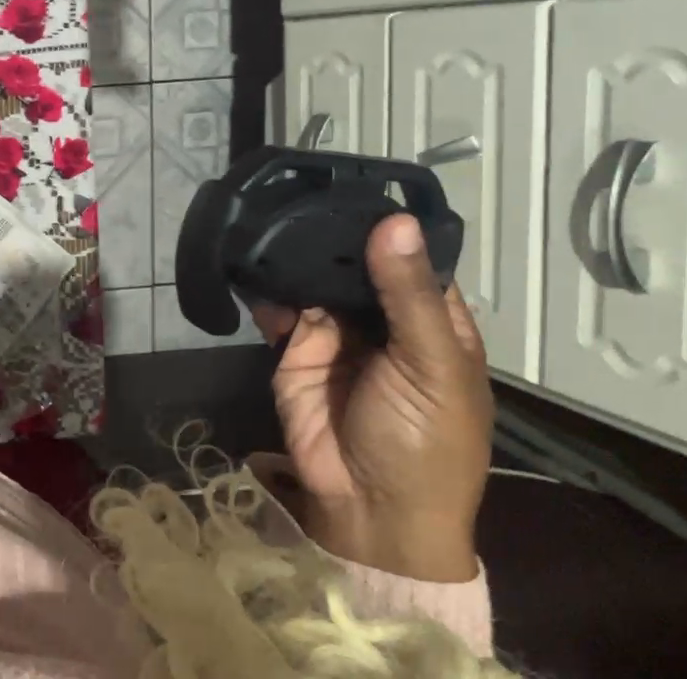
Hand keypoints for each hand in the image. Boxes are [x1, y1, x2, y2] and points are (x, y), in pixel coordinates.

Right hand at [249, 214, 493, 581]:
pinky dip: (265, 288)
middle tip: (295, 190)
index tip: (353, 184)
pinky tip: (251, 261)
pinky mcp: (293, 348)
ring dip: (296, 258)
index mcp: (434, 321)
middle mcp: (384, 320)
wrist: (367, 502)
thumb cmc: (425, 438)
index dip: (389, 227)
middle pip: (356, 265)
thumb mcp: (430, 364)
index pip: (413, 260)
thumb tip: (395, 222)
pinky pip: (279, 308)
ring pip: (315, 282)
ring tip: (268, 217)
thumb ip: (406, 295)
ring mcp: (336, 333)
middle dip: (330, 237)